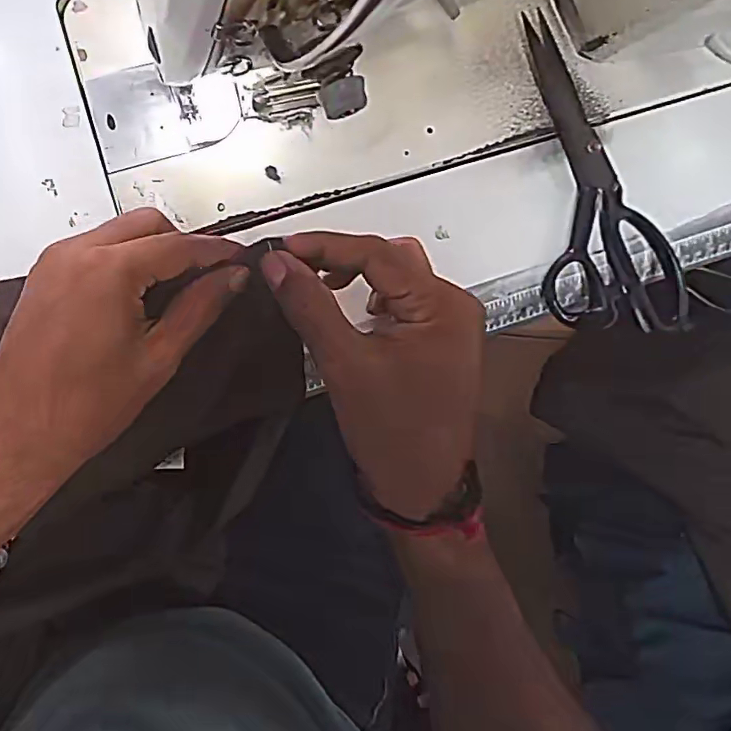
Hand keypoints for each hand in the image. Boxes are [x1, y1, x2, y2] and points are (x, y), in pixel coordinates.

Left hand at [0, 209, 246, 559]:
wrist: (20, 432)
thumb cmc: (77, 409)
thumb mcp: (157, 358)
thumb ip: (198, 308)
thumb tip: (226, 280)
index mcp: (106, 271)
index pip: (177, 244)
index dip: (214, 251)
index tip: (234, 260)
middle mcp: (74, 255)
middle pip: (146, 223)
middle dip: (181, 242)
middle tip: (206, 274)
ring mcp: (54, 262)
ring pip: (117, 230)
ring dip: (149, 248)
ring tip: (170, 289)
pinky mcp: (42, 275)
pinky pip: (91, 247)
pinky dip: (118, 258)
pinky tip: (132, 294)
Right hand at [262, 232, 482, 520]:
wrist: (421, 485)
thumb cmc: (393, 432)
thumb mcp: (343, 362)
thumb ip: (309, 305)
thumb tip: (279, 264)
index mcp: (441, 306)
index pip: (377, 253)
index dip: (325, 245)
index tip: (284, 248)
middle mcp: (452, 306)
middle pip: (388, 257)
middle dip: (338, 256)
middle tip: (294, 263)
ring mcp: (446, 322)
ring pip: (393, 274)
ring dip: (353, 272)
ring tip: (315, 283)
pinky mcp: (434, 337)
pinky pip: (397, 297)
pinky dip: (366, 293)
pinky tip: (344, 307)